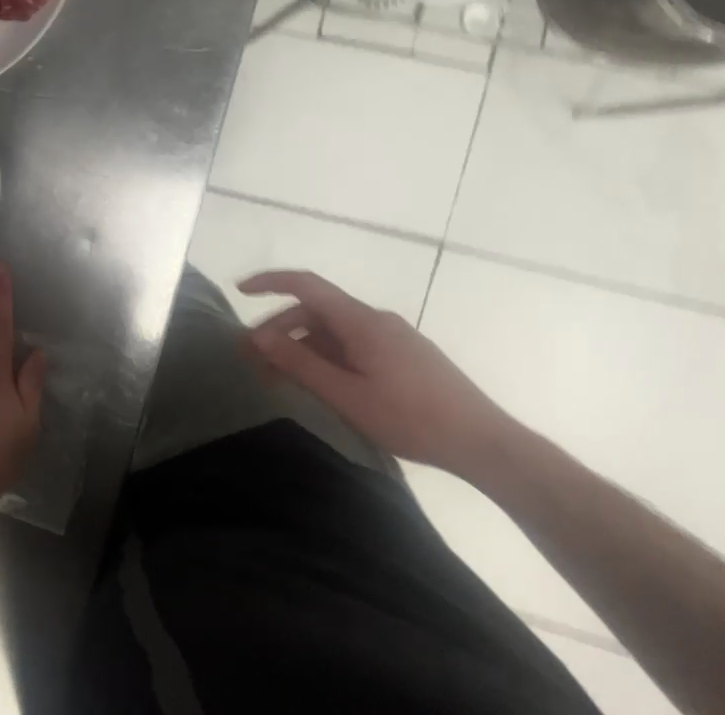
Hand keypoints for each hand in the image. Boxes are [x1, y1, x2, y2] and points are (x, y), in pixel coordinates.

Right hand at [239, 270, 517, 474]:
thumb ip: (299, 363)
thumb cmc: (411, 419)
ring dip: (300, 347)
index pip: (306, 285)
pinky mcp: (404, 356)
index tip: (240, 291)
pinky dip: (324, 356)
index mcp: (361, 322)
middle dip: (278, 330)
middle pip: (315, 312)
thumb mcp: (345, 395)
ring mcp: (393, 337)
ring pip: (333, 331)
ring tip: (278, 378)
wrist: (484, 443)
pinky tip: (318, 383)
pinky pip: (352, 345)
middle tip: (251, 360)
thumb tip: (257, 337)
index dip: (270, 283)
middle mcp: (376, 320)